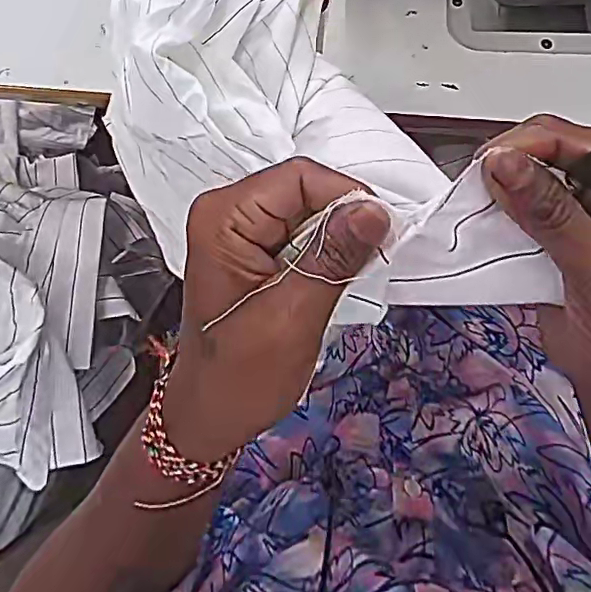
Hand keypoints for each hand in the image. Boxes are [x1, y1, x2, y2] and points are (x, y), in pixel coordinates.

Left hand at [161, 157, 389, 462]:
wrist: (212, 414)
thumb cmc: (236, 378)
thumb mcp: (292, 317)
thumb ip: (334, 258)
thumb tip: (373, 212)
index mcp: (223, 218)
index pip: (300, 177)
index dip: (346, 197)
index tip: (378, 230)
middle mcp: (228, 212)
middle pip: (306, 187)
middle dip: (342, 220)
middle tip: (361, 261)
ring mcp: (242, 227)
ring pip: (311, 207)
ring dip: (337, 237)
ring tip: (337, 279)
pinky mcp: (258, 244)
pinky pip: (305, 227)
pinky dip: (328, 248)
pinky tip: (328, 278)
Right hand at [480, 116, 590, 430]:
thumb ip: (556, 217)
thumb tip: (502, 162)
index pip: (580, 142)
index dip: (525, 148)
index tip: (481, 172)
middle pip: (551, 159)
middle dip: (507, 174)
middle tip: (468, 199)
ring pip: (532, 191)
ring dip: (498, 203)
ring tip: (467, 218)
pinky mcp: (568, 257)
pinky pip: (525, 227)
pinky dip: (499, 232)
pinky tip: (480, 242)